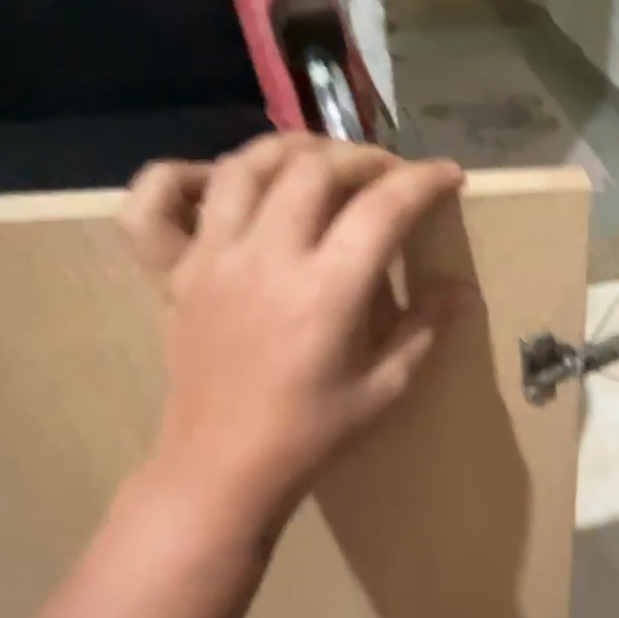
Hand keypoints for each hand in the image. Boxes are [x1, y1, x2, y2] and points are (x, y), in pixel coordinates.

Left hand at [119, 135, 472, 512]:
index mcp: (325, 292)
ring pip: (244, 167)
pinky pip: (155, 203)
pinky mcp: (174, 272)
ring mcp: (212, 260)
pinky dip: (183, 175)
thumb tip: (463, 289)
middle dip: (364, 157)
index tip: (449, 176)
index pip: (382, 208)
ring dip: (292, 149)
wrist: (223, 467)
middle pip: (314, 170)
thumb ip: (424, 329)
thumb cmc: (313, 432)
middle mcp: (266, 260)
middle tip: (391, 174)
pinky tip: (222, 182)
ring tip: (324, 161)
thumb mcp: (384, 387)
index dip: (423, 181)